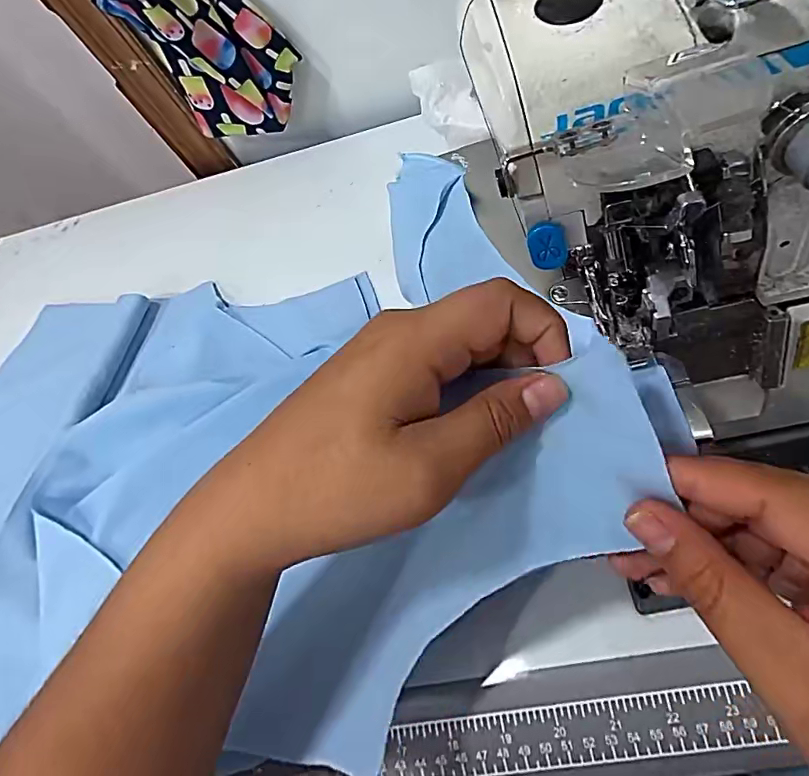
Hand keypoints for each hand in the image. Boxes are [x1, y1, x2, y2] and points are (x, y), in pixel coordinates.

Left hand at [182, 278, 571, 575]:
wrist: (250, 508)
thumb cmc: (338, 489)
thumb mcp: (430, 468)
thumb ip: (496, 420)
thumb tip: (553, 385)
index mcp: (415, 337)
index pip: (502, 300)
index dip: (545, 333)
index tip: (557, 390)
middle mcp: (400, 328)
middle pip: (484, 316)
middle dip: (526, 356)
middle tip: (537, 418)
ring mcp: (383, 349)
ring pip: (463, 339)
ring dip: (498, 374)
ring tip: (506, 428)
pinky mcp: (373, 372)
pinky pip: (438, 360)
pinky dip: (468, 384)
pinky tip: (466, 426)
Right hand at [610, 457, 808, 775]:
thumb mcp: (795, 675)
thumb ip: (715, 587)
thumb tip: (654, 522)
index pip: (777, 493)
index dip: (699, 481)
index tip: (640, 479)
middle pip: (772, 504)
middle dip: (696, 518)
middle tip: (636, 530)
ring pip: (773, 525)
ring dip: (710, 541)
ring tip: (651, 556)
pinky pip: (789, 549)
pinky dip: (738, 561)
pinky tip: (694, 571)